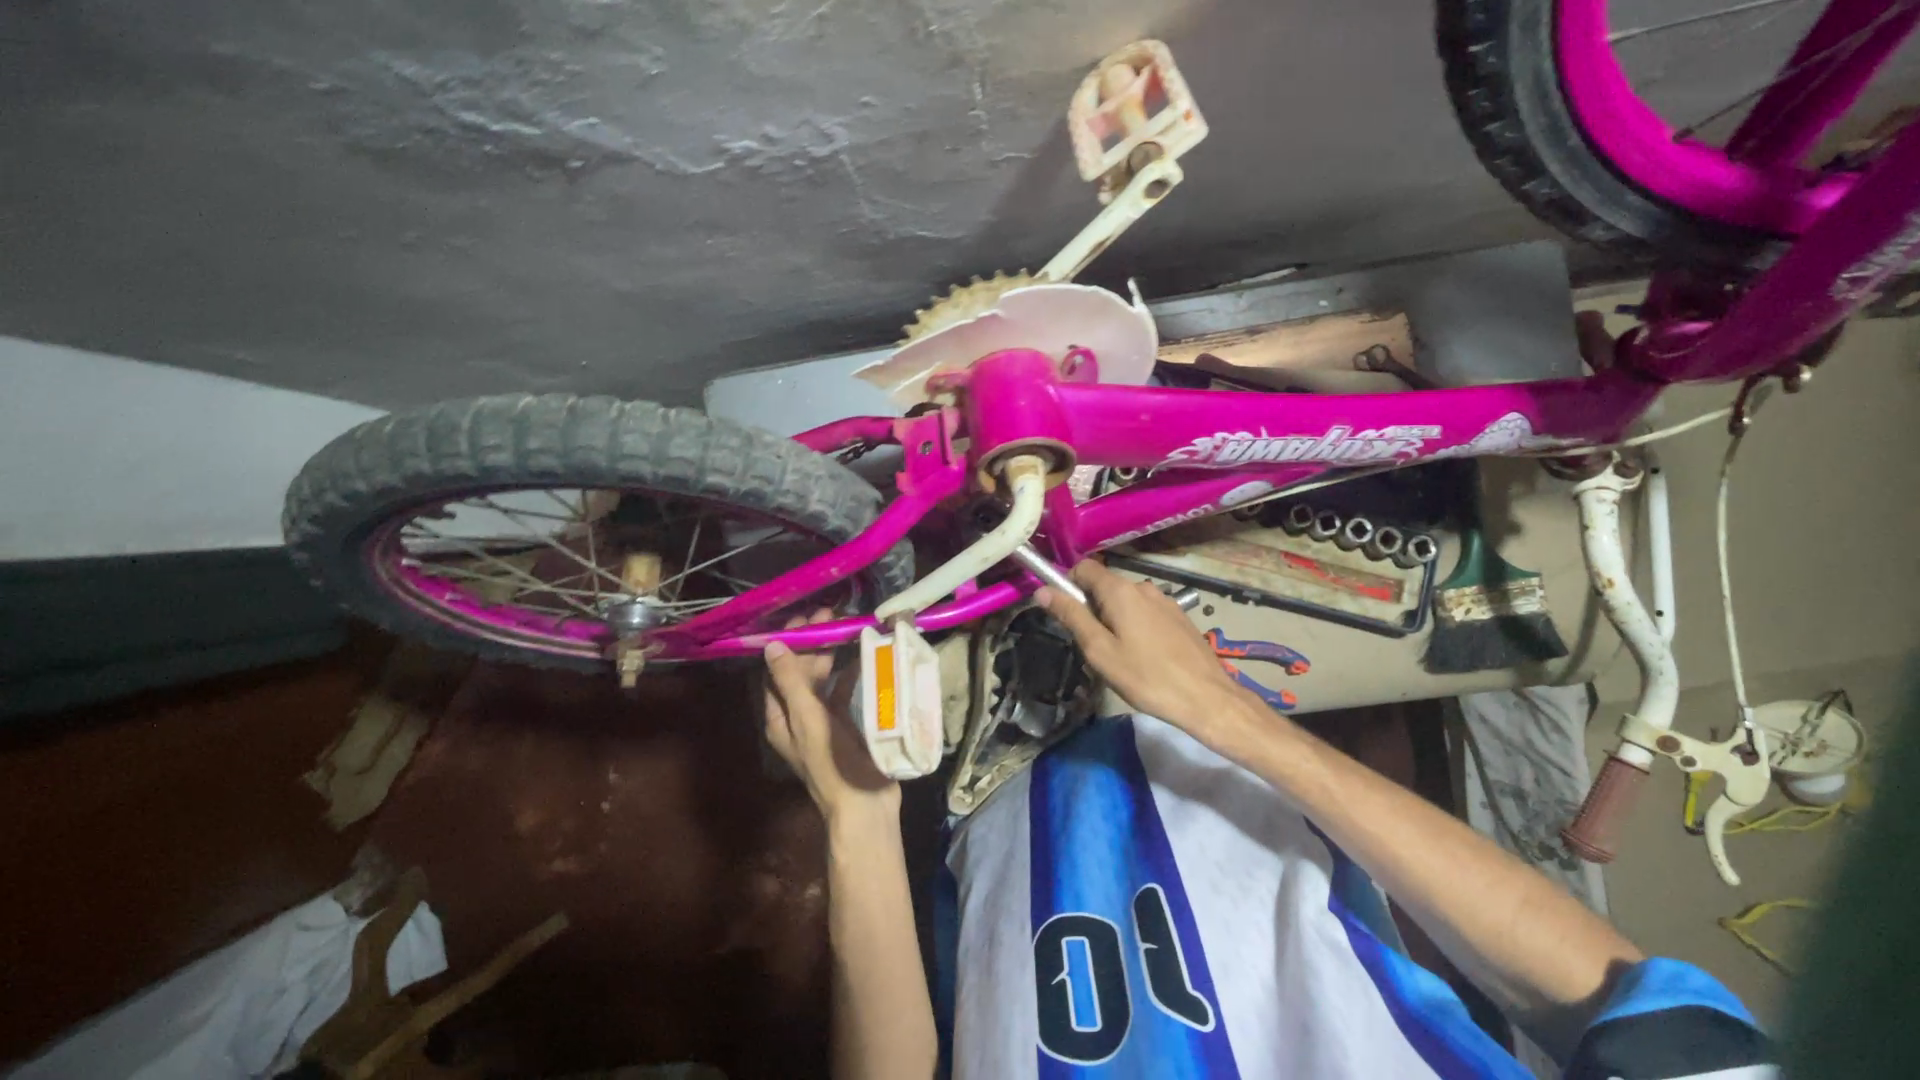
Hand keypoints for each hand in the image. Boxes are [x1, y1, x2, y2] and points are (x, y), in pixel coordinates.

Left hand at [762, 610, 898, 824]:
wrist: (865, 805)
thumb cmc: (832, 761)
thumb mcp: (808, 718)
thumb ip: (791, 681)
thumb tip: (771, 645)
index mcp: (780, 718)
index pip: (776, 670)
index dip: (788, 642)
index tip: (806, 618)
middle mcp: (798, 718)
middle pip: (800, 672)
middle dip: (813, 644)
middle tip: (832, 616)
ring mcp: (824, 723)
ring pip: (823, 680)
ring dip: (832, 656)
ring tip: (848, 628)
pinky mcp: (848, 727)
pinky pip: (845, 694)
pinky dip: (852, 675)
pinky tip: (865, 658)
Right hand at [1035, 560, 1247, 735]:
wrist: (1205, 697)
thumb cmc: (1146, 677)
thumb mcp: (1099, 650)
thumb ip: (1072, 617)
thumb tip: (1043, 590)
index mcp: (1120, 591)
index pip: (1084, 567)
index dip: (1068, 584)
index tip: (1065, 614)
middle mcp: (1143, 587)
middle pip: (1105, 586)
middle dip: (1092, 608)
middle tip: (1093, 646)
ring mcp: (1165, 601)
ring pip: (1126, 601)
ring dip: (1114, 620)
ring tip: (1119, 657)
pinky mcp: (1179, 617)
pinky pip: (1146, 612)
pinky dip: (1135, 626)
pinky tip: (1144, 657)